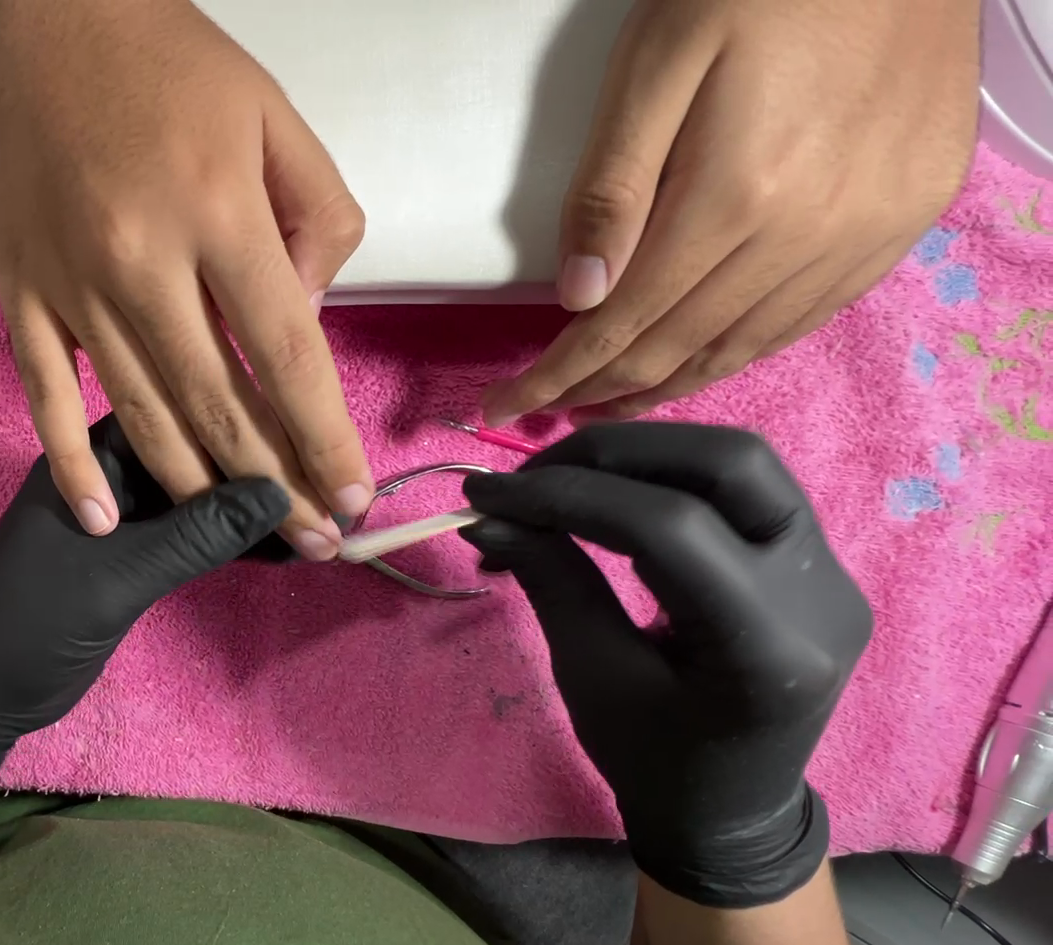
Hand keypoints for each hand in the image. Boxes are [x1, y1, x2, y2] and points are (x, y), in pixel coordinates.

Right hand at [0, 0, 370, 559]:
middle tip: (313, 541)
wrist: (39, 21)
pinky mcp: (20, 297)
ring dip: (198, 489)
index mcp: (219, 216)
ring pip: (143, 415)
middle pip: (220, 407)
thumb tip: (309, 311)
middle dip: (275, 488)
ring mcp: (73, 289)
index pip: (289, 357)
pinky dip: (72, 464)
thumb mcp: (273, 115)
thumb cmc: (164, 63)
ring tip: (241, 536)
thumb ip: (318, 215)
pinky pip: (45, 396)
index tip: (351, 497)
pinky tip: (102, 519)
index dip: (325, 440)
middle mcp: (144, 266)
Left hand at [0, 415, 289, 792]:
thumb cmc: (29, 624)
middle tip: (338, 488)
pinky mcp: (133, 558)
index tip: (319, 439)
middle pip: (201, 455)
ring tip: (326, 522)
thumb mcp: (115, 579)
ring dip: (254, 514)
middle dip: (264, 473)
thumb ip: (195, 536)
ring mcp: (124, 517)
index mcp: (92, 455)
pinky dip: (232, 545)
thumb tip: (281, 491)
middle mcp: (112, 473)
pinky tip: (281, 550)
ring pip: (202, 500)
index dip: (249, 424)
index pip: (182, 414)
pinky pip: (193, 539)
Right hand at [460, 424, 872, 906]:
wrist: (728, 804)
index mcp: (763, 645)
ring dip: (633, 456)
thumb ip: (548, 579)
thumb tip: (486, 516)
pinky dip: (654, 478)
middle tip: (527, 477)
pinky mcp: (808, 560)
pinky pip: (733, 489)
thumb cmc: (650, 755)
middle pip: (726, 464)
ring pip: (735, 462)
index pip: (665, 526)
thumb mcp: (589, 672)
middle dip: (610, 453)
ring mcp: (827, 570)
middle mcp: (818, 591)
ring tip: (555, 482)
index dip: (565, 496)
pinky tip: (599, 497)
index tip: (482, 495)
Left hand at [482, 0, 979, 425]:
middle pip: (668, 351)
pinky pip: (798, 322)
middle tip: (544, 410)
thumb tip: (578, 299)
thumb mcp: (654, 71)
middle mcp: (808, 233)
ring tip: (602, 407)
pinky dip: (728, 357)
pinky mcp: (906, 217)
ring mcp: (868, 230)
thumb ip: (611, 192)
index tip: (501, 408)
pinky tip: (687, 366)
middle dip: (593, 392)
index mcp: (735, 199)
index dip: (551, 377)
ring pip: (734, 351)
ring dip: (657, 390)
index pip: (615, 329)